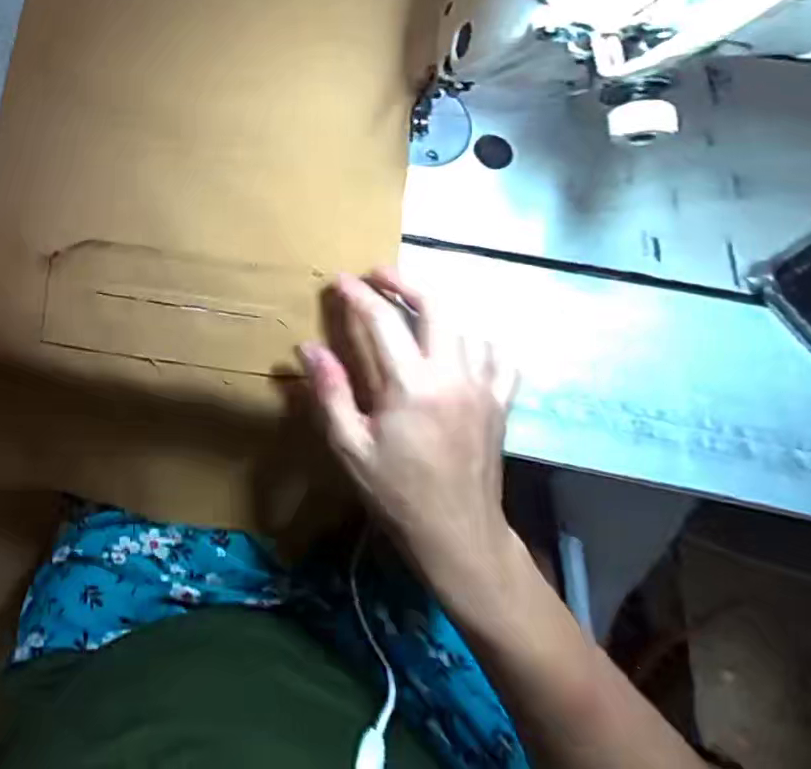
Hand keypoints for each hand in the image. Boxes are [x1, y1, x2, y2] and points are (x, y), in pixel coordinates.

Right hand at [297, 269, 523, 589]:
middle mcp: (452, 375)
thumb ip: (331, 392)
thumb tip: (309, 348)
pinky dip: (478, 339)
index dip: (358, 295)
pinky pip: (499, 356)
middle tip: (379, 275)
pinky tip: (461, 343)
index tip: (340, 281)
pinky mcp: (500, 403)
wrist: (458, 534)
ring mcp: (483, 388)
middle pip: (437, 306)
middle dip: (405, 281)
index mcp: (412, 385)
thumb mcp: (350, 446)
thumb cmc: (396, 492)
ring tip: (412, 303)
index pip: (382, 321)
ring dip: (437, 306)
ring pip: (467, 325)